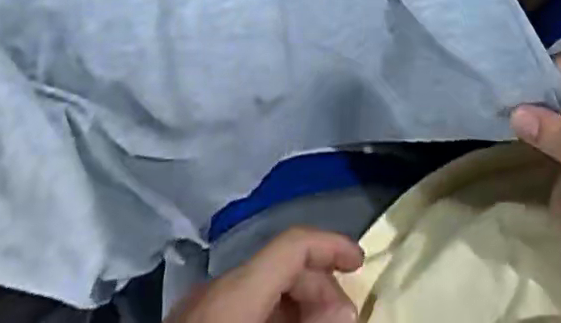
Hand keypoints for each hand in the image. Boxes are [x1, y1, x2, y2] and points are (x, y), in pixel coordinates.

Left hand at [169, 227, 362, 322]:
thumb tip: (343, 313)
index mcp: (234, 293)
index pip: (291, 245)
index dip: (330, 246)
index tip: (361, 265)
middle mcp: (215, 291)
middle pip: (278, 267)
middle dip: (319, 287)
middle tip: (346, 322)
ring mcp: (199, 311)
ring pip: (261, 290)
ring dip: (298, 307)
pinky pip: (243, 311)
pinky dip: (273, 319)